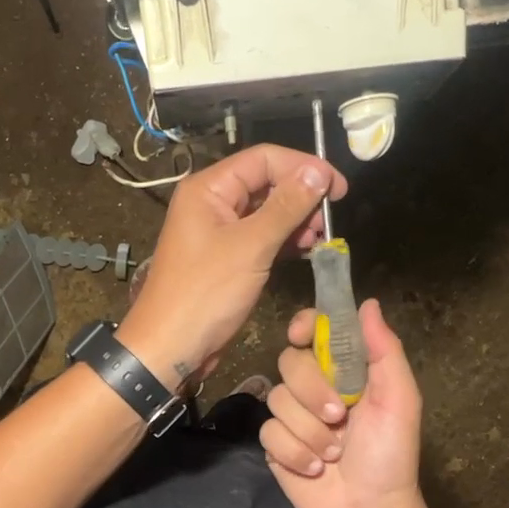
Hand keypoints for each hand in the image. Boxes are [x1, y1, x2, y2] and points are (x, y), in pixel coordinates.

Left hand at [115, 144, 344, 387]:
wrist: (170, 348)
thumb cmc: (205, 294)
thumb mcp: (250, 247)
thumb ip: (286, 207)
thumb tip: (318, 171)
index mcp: (209, 189)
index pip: (264, 158)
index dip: (303, 167)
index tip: (338, 188)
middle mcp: (212, 204)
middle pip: (266, 184)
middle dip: (301, 197)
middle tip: (329, 220)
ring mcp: (219, 233)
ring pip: (266, 213)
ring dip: (296, 221)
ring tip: (319, 239)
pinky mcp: (226, 260)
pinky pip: (260, 239)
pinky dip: (283, 242)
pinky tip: (305, 251)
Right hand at [260, 299, 426, 507]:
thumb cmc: (391, 456)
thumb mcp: (399, 400)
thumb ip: (384, 351)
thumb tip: (367, 303)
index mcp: (346, 372)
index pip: (315, 332)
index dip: (305, 326)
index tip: (303, 334)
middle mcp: (315, 389)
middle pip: (289, 362)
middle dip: (312, 390)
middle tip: (339, 417)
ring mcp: (292, 418)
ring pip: (277, 400)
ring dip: (309, 431)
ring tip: (333, 455)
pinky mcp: (275, 447)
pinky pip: (269, 433)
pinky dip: (294, 452)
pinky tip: (314, 469)